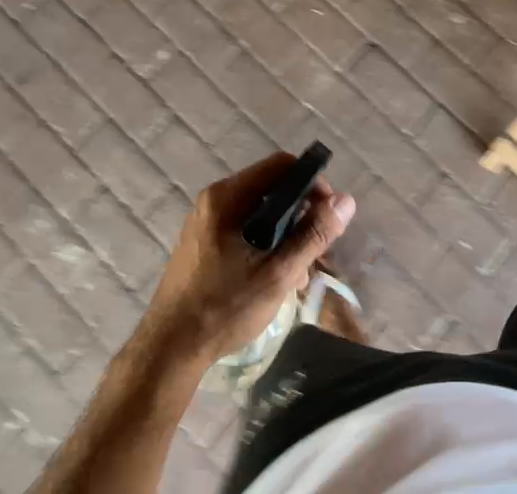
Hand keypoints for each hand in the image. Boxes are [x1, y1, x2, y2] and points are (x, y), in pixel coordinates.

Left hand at [139, 152, 356, 363]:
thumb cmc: (224, 307)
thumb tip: (347, 201)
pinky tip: (275, 280)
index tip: (328, 216)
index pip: (282, 166)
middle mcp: (215, 201)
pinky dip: (267, 246)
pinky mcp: (205, 244)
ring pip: (262, 214)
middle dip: (301, 218)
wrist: (169, 350)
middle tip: (315, 254)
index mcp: (227, 197)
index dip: (312, 184)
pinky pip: (246, 230)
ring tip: (297, 276)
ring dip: (287, 237)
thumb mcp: (278, 272)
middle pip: (273, 189)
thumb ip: (314, 234)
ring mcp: (207, 223)